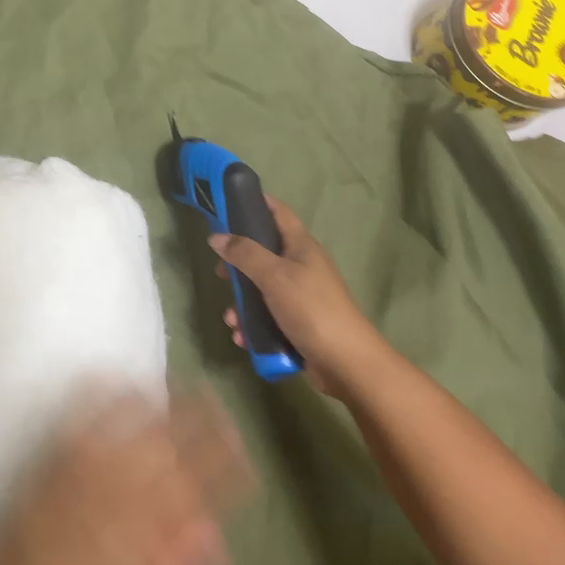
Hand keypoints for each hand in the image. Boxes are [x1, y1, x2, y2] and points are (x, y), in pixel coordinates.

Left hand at [0, 389, 252, 564]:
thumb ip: (178, 553)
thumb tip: (216, 536)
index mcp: (154, 515)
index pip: (206, 475)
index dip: (230, 457)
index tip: (243, 445)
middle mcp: (126, 476)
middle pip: (177, 433)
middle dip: (205, 415)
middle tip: (219, 402)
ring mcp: (89, 452)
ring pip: (136, 409)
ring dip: (162, 396)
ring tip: (180, 386)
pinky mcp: (56, 442)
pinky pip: (84, 401)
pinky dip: (105, 384)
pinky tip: (118, 375)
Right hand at [210, 194, 393, 397]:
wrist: (346, 363)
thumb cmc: (312, 309)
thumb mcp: (274, 276)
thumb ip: (245, 254)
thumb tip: (217, 237)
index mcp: (301, 246)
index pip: (278, 212)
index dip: (256, 202)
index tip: (226, 202)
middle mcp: (301, 266)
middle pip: (263, 253)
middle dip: (238, 263)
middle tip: (221, 272)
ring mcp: (300, 296)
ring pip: (260, 289)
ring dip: (242, 303)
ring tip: (232, 318)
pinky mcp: (296, 322)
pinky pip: (266, 316)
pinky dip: (252, 325)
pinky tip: (243, 337)